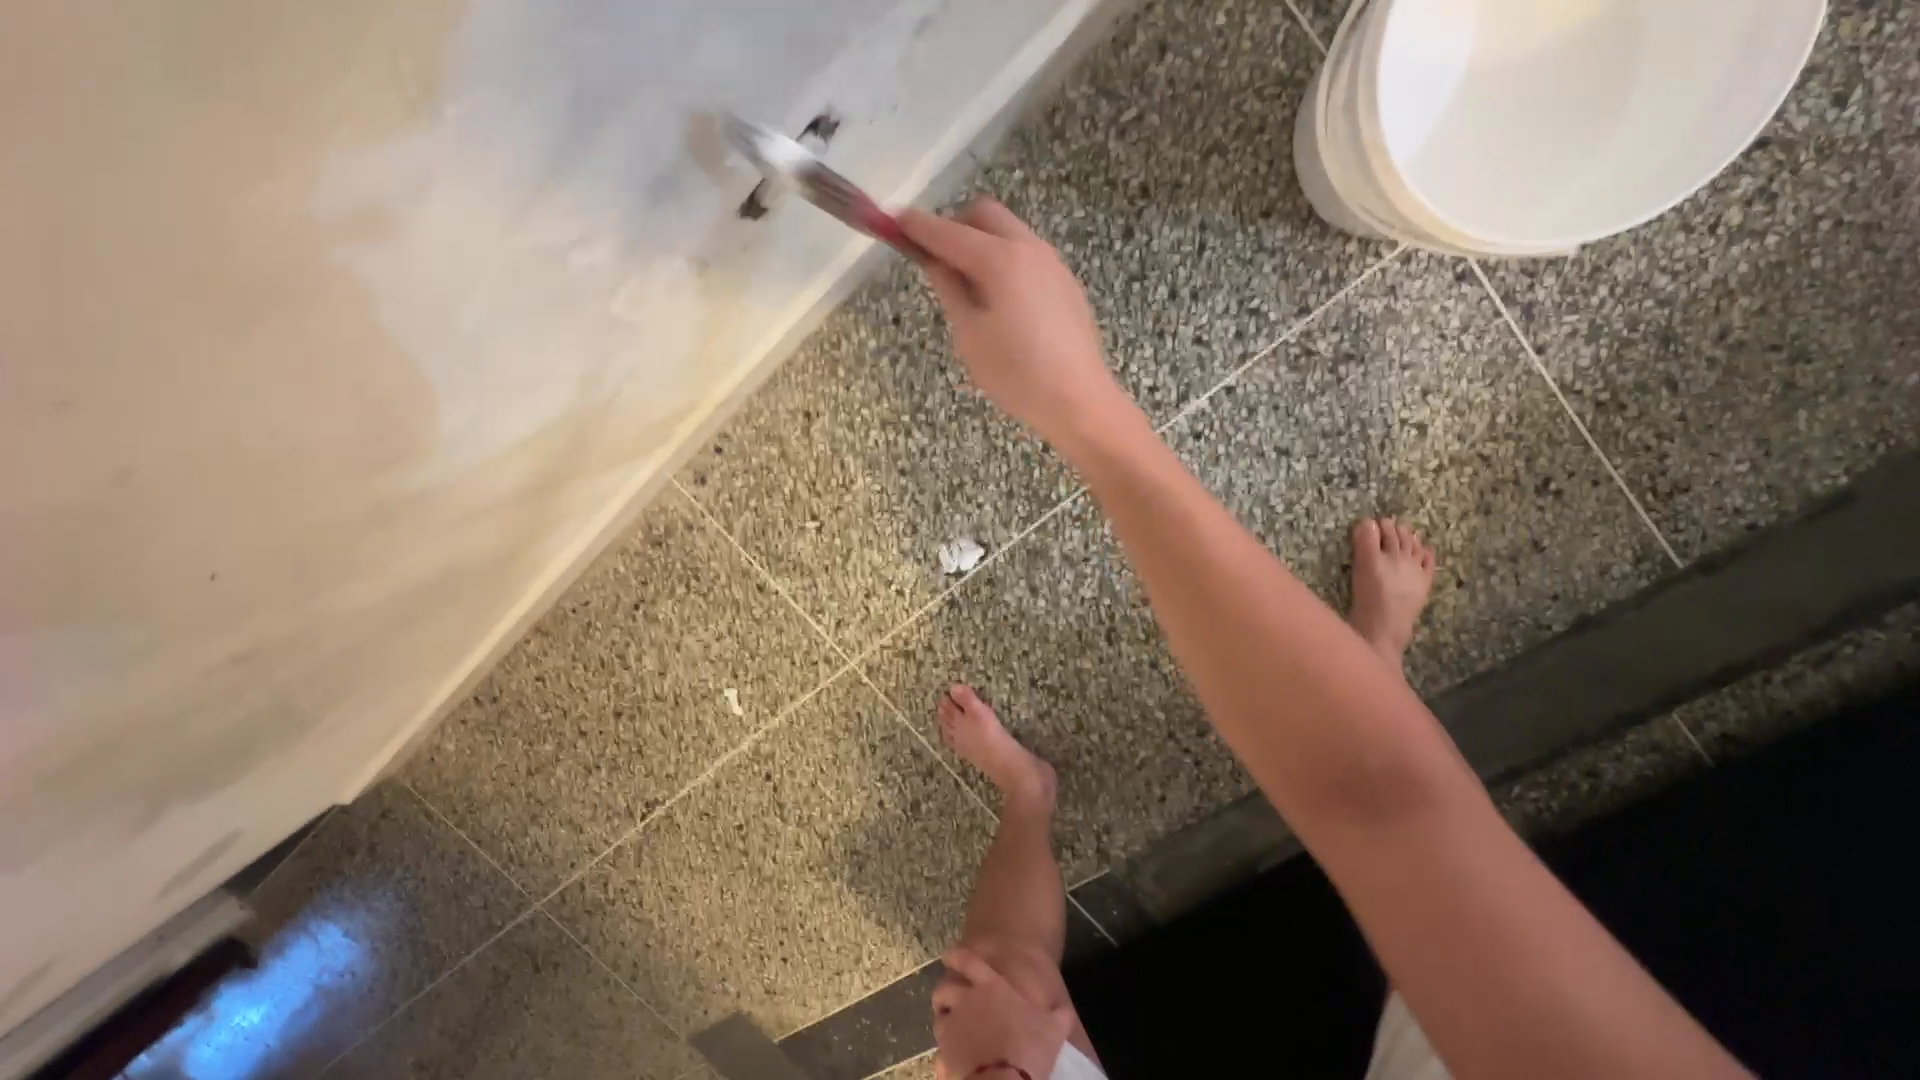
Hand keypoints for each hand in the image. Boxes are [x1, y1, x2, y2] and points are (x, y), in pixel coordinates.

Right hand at [899, 199, 1140, 456]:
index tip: (893, 221)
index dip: (917, 226)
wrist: (1079, 400)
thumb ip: (950, 289)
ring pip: (1009, 232)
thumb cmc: (1017, 375)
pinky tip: (1000, 301)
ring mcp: (1053, 263)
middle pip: (984, 215)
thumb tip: (934, 261)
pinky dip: (1004, 260)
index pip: (948, 232)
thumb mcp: (970, 335)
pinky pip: (1027, 255)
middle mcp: (1030, 249)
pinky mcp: (1065, 282)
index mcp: (1001, 260)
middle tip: (935, 258)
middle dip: (954, 226)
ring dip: (982, 243)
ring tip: (967, 286)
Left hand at [931, 946, 1071, 1079]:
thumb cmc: (1030, 1048)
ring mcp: (953, 1027)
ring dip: (945, 1022)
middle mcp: (966, 1001)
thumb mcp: (1054, 1030)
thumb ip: (1059, 1015)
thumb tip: (1065, 1011)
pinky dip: (945, 1054)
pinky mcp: (945, 1054)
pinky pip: (940, 1050)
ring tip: (953, 1031)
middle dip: (945, 993)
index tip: (948, 956)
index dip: (955, 956)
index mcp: (990, 987)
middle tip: (949, 1000)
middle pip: (944, 989)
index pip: (966, 961)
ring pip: (939, 1018)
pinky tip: (952, 1061)